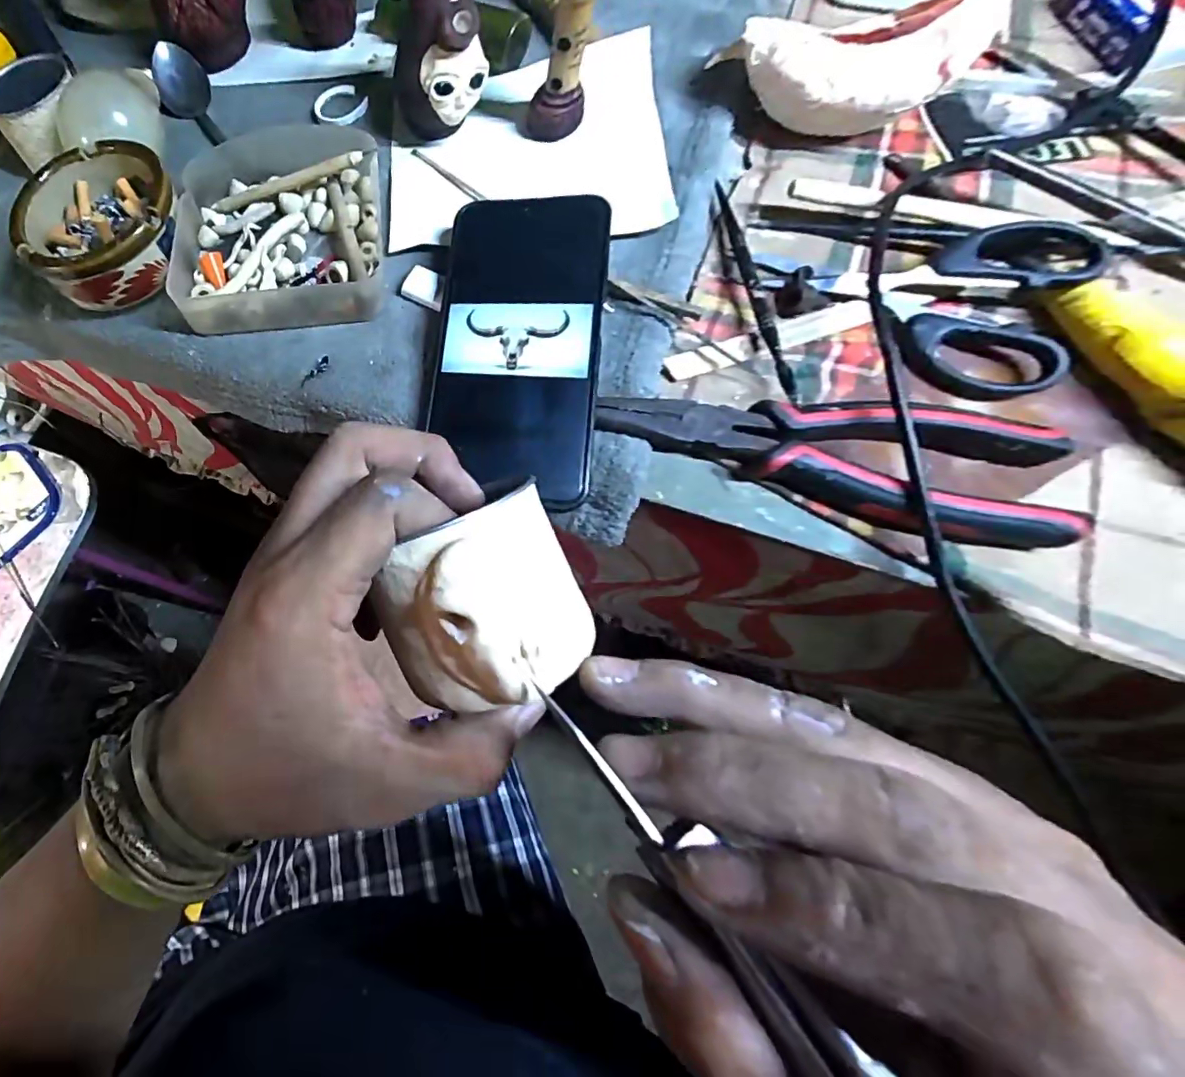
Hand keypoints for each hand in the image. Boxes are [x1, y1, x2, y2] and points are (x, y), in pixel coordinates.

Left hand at [155, 423, 545, 842]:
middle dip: (421, 456)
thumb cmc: (283, 777)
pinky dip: (371, 515)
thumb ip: (473, 752)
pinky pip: (326, 511)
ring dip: (396, 482)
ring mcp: (271, 558)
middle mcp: (283, 556)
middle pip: (348, 449)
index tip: (477, 556)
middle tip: (467, 507)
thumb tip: (526, 708)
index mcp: (306, 593)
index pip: (378, 497)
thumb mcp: (392, 784)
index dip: (440, 508)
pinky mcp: (271, 572)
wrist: (196, 776)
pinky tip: (400, 577)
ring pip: (332, 472)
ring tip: (444, 533)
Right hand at [578, 657, 1184, 1076]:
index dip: (827, 904)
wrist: (1046, 1075)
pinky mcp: (951, 793)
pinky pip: (838, 734)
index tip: (686, 876)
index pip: (993, 955)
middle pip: (908, 809)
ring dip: (717, 706)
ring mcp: (1016, 834)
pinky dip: (738, 705)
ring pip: (863, 743)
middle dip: (743, 779)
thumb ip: (740, 1044)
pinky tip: (667, 686)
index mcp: (1112, 1043)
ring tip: (612, 686)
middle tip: (621, 763)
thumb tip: (632, 906)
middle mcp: (1086, 912)